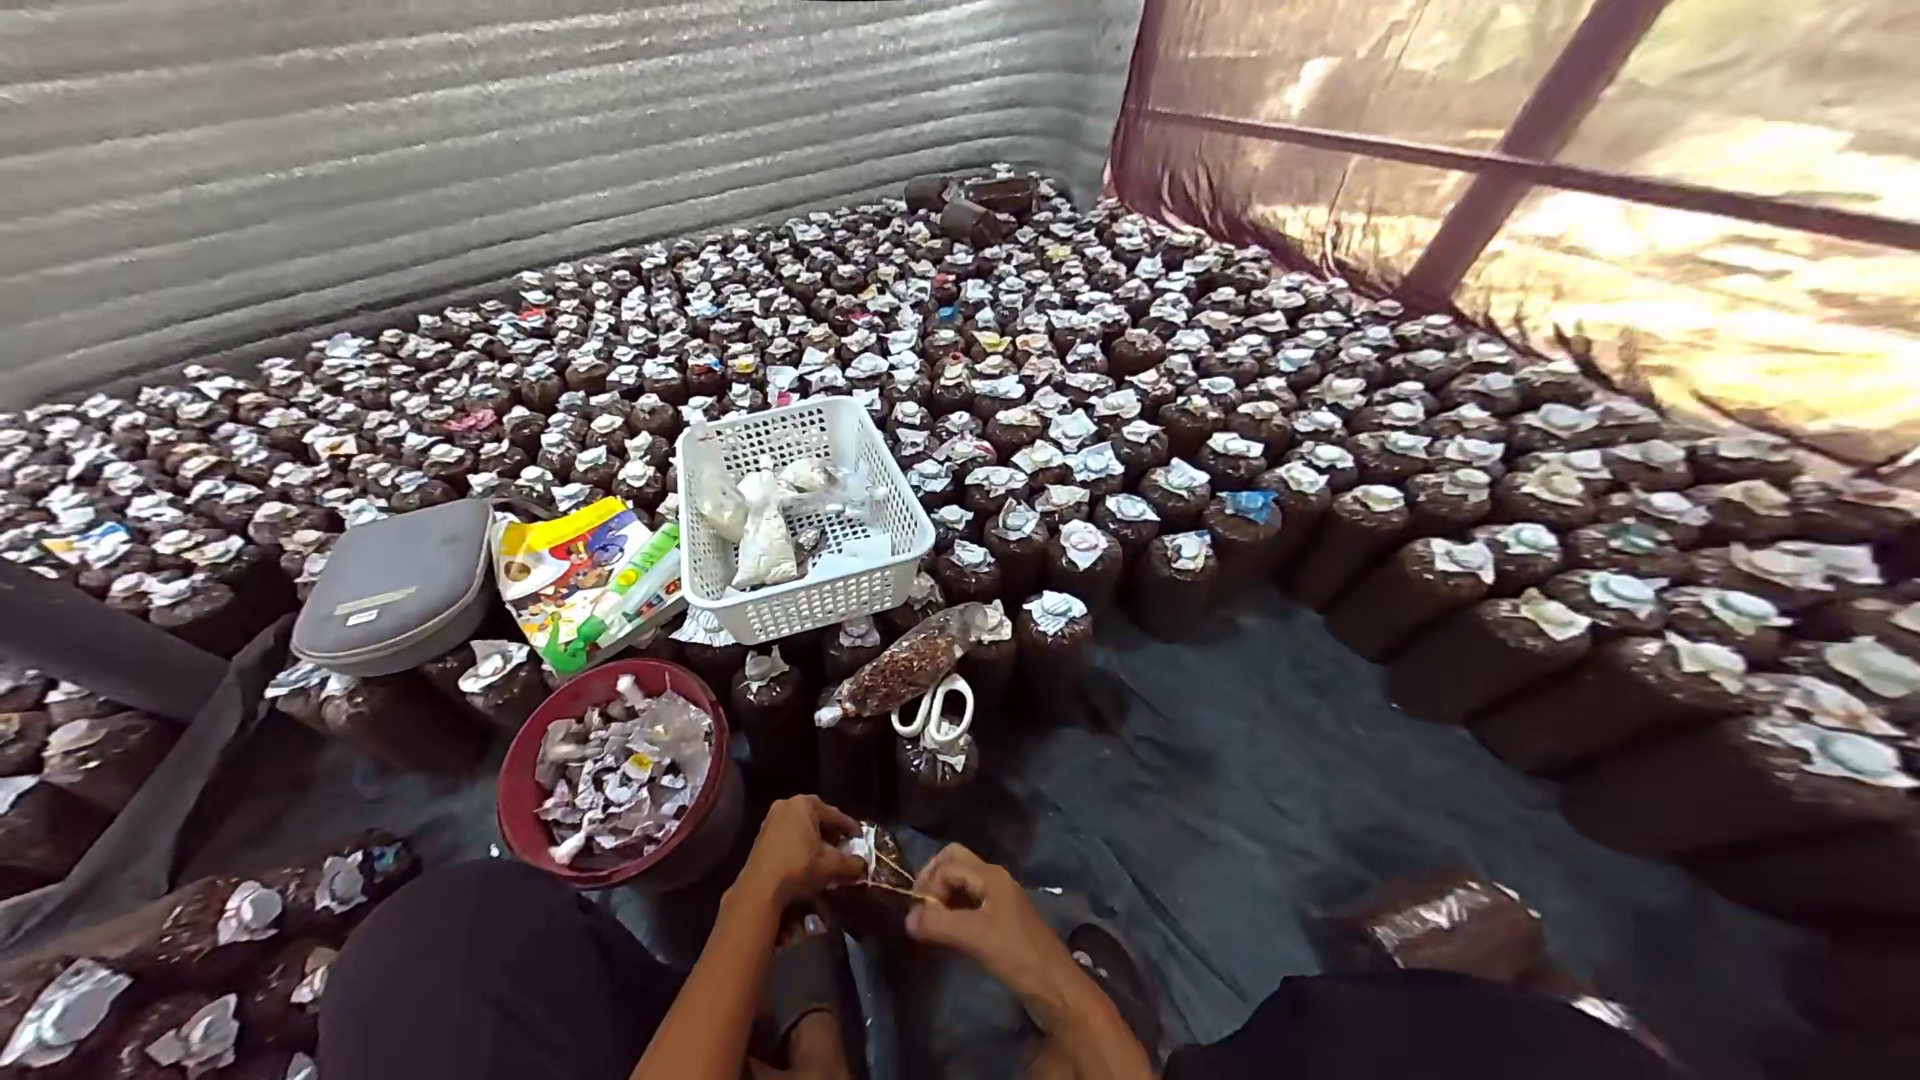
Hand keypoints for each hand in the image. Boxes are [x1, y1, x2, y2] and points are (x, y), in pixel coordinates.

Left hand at [735, 795, 865, 908]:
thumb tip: (863, 866)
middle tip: (842, 845)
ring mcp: (772, 819)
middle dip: (831, 831)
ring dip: (816, 837)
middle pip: (817, 816)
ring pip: (802, 825)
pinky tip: (807, 858)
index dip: (850, 828)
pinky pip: (789, 833)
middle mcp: (787, 805)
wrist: (759, 891)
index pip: (835, 815)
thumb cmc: (798, 869)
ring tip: (826, 853)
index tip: (860, 838)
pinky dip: (801, 842)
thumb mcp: (830, 867)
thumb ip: (851, 864)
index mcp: (804, 805)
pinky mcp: (762, 835)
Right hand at [905, 845, 1089, 1021]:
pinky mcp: (1001, 916)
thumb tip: (907, 919)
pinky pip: (970, 899)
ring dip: (943, 893)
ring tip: (930, 920)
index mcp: (990, 875)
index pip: (948, 863)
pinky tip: (947, 929)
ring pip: (962, 881)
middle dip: (934, 878)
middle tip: (921, 907)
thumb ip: (939, 924)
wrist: (1054, 984)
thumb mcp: (974, 937)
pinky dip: (954, 907)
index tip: (920, 913)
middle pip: (955, 862)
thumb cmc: (1016, 954)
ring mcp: (999, 897)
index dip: (929, 883)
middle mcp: (994, 878)